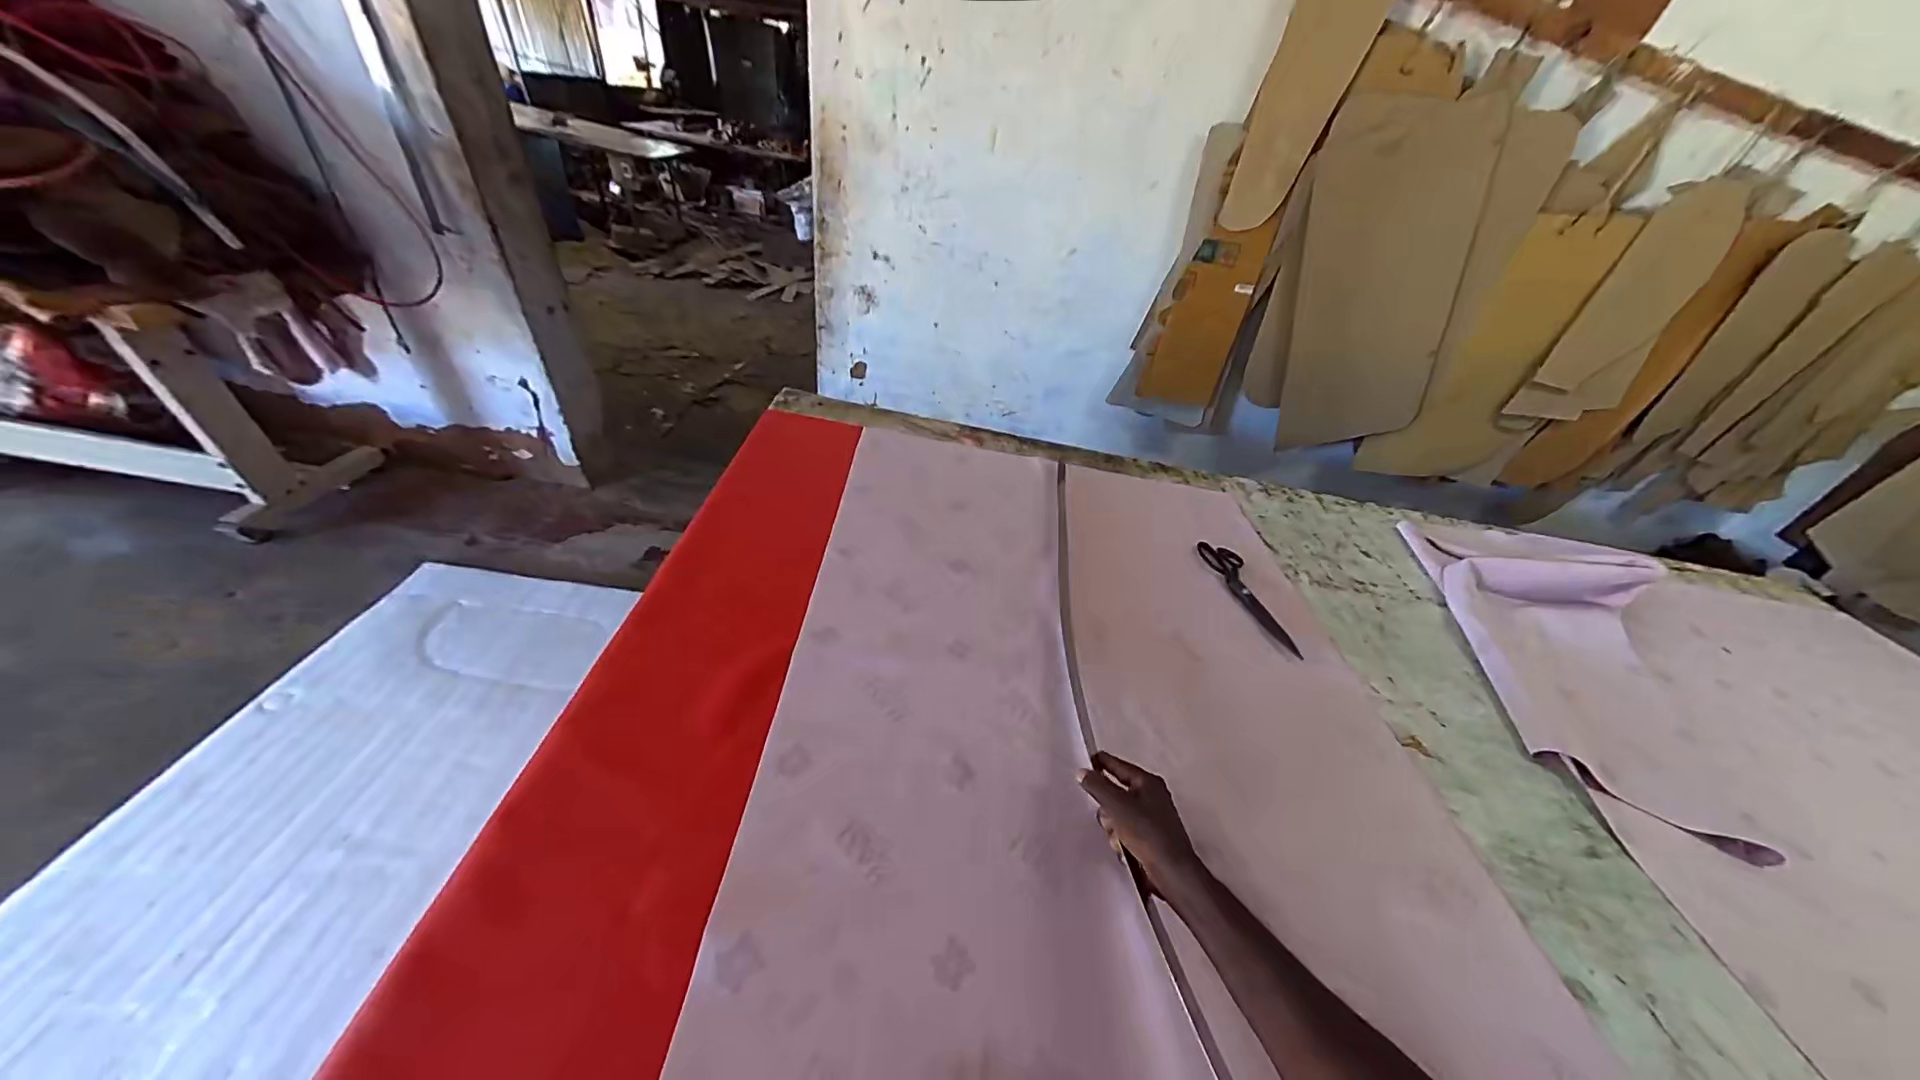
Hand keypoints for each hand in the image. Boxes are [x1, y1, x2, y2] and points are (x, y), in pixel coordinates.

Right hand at [1076, 751, 1206, 902]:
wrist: (1170, 871)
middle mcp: (1151, 797)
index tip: (1085, 764)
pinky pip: (1124, 831)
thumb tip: (1084, 773)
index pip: (1117, 764)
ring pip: (1117, 814)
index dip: (1100, 763)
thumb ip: (1097, 786)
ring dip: (1113, 827)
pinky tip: (1125, 847)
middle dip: (1107, 808)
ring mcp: (1151, 818)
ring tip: (1120, 836)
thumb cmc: (1152, 835)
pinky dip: (1120, 839)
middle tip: (1108, 814)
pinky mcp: (1148, 837)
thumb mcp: (1117, 805)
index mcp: (1148, 782)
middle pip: (1115, 793)